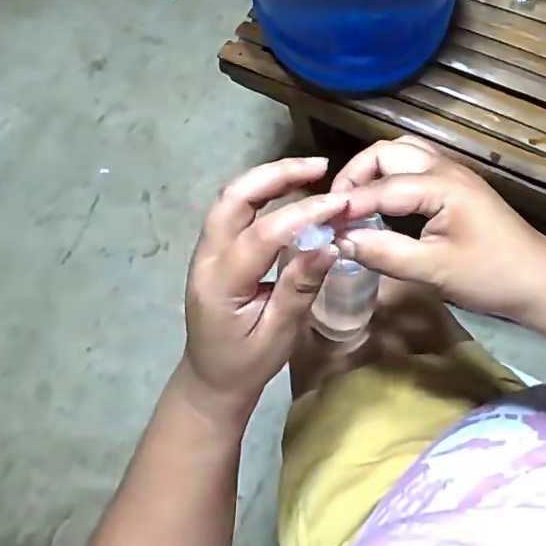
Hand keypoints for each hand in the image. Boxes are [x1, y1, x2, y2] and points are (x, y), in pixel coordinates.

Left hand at [181, 157, 348, 420]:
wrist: (210, 378)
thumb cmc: (246, 363)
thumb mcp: (278, 335)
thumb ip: (299, 288)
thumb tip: (330, 243)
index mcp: (221, 283)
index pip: (262, 234)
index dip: (303, 214)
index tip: (340, 203)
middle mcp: (207, 256)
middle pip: (234, 198)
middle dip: (276, 175)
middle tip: (320, 167)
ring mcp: (206, 248)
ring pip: (232, 196)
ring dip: (269, 177)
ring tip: (310, 170)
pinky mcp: (214, 246)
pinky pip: (235, 207)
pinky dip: (263, 190)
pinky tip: (290, 187)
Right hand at [331, 137, 545, 318]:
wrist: (541, 280)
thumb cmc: (492, 276)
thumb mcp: (436, 271)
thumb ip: (386, 254)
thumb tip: (340, 241)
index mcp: (442, 185)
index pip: (382, 188)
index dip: (349, 204)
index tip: (320, 221)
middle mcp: (444, 168)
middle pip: (387, 152)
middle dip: (356, 174)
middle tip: (336, 206)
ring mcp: (451, 172)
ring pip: (400, 151)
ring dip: (372, 169)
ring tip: (353, 199)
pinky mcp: (454, 182)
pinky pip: (412, 163)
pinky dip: (388, 174)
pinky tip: (380, 200)